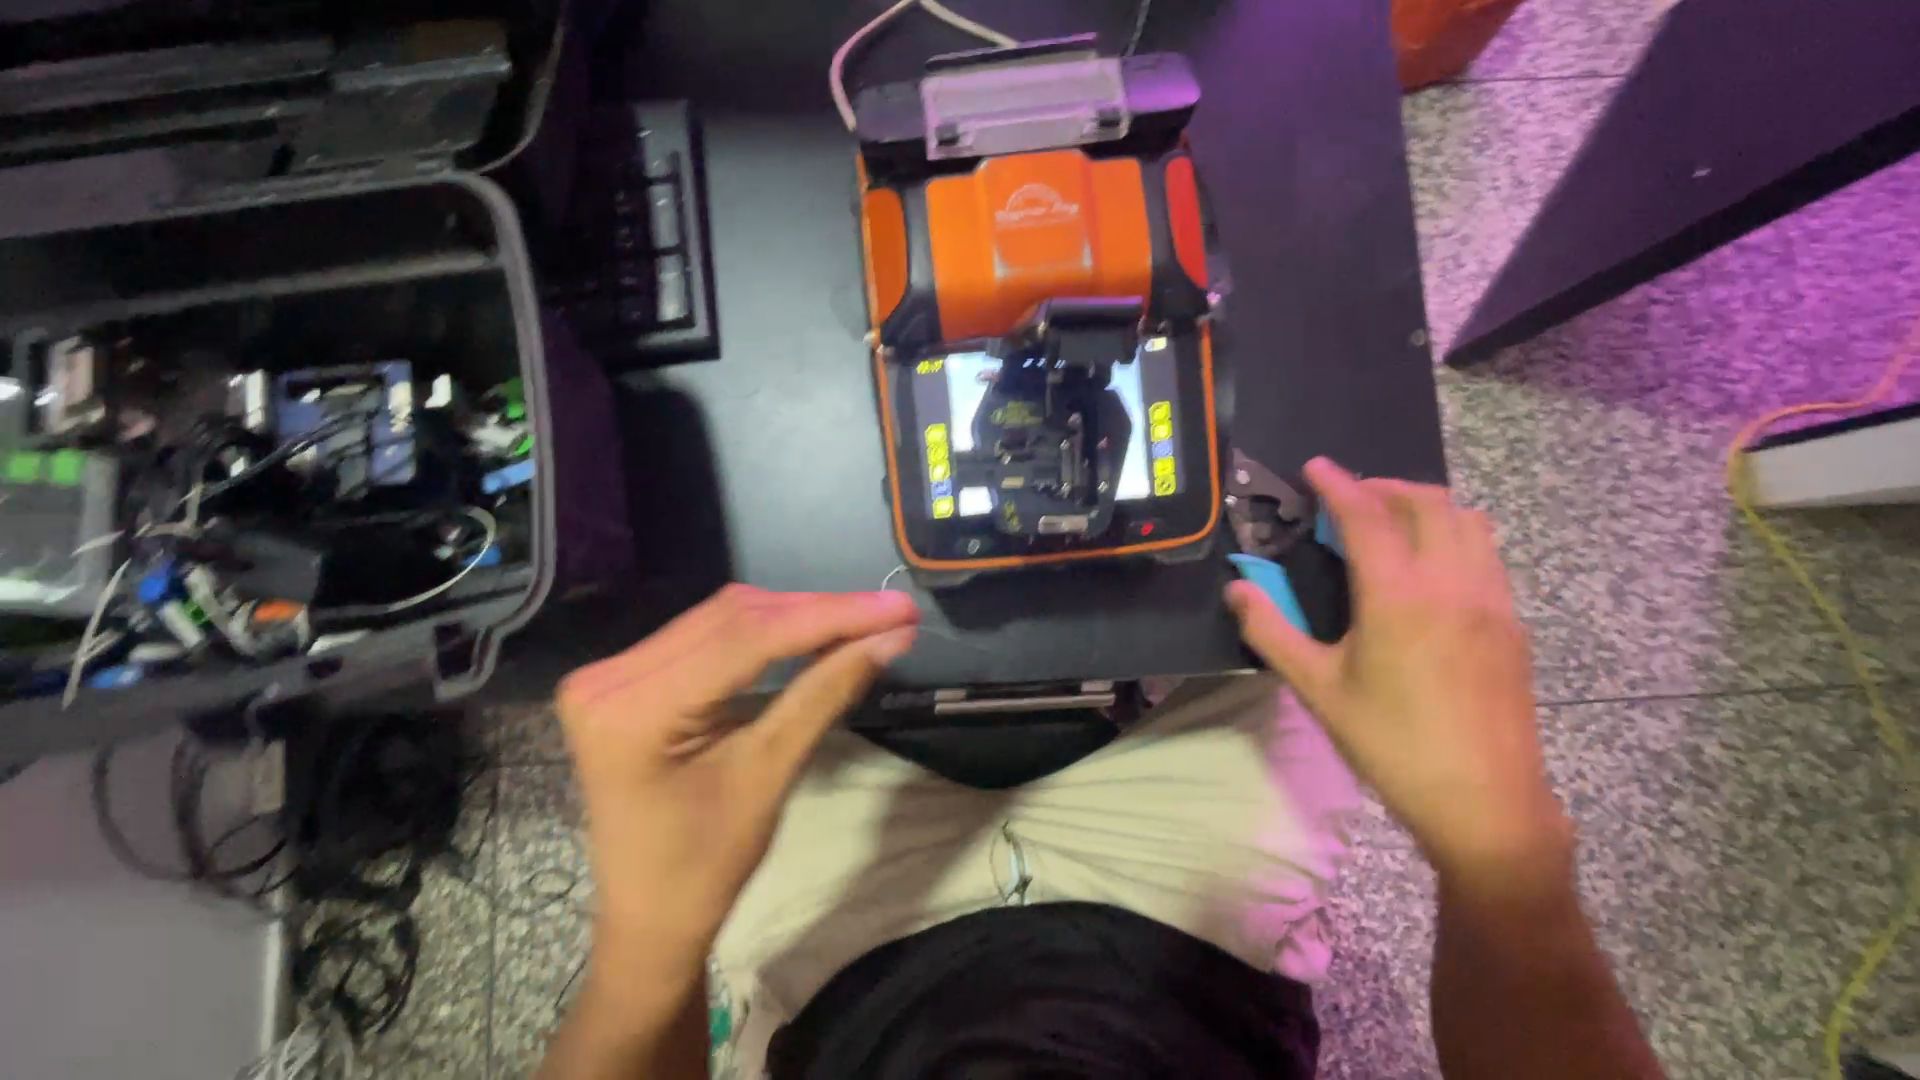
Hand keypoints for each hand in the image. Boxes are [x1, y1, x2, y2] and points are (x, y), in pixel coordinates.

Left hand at [555, 585, 918, 957]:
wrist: (651, 915)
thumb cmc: (705, 865)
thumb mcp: (769, 775)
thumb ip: (824, 694)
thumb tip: (890, 638)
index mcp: (631, 710)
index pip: (745, 638)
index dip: (828, 616)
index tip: (897, 609)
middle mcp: (608, 677)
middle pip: (732, 617)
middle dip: (818, 612)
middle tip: (891, 614)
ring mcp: (611, 673)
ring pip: (723, 618)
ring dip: (796, 615)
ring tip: (863, 619)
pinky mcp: (628, 676)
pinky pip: (708, 635)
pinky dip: (767, 630)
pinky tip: (813, 630)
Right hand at [1227, 458, 1569, 884]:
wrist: (1484, 802)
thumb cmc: (1390, 745)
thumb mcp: (1317, 689)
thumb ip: (1271, 631)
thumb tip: (1237, 589)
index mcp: (1398, 597)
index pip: (1367, 515)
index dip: (1338, 484)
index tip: (1316, 466)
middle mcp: (1452, 583)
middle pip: (1427, 502)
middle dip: (1384, 486)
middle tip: (1348, 497)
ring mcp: (1491, 600)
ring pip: (1468, 519)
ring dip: (1426, 505)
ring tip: (1391, 522)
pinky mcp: (1512, 622)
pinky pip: (1487, 551)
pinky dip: (1455, 533)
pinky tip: (1429, 566)